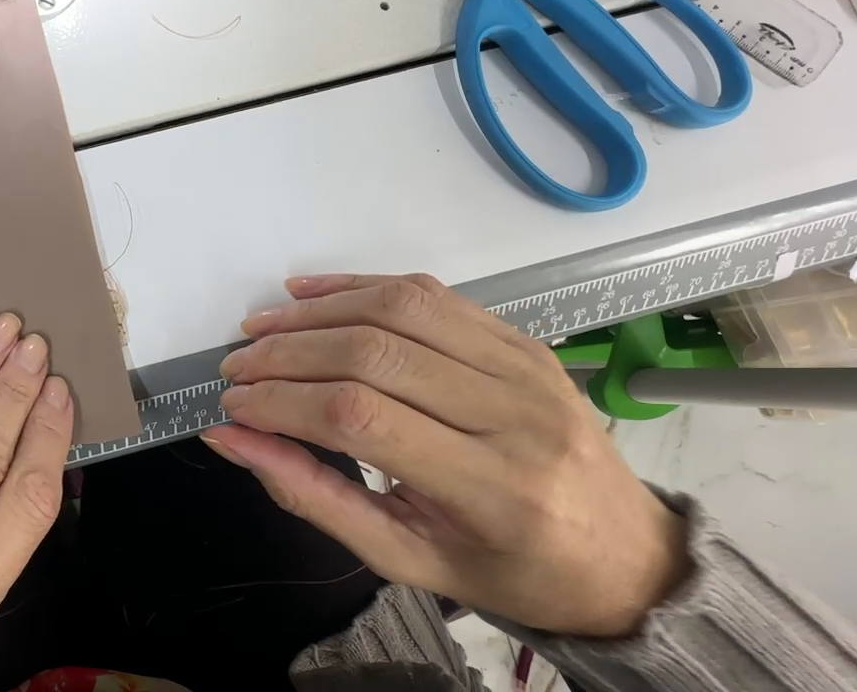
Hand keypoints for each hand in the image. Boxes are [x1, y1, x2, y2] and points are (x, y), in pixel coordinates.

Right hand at [202, 273, 688, 636]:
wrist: (627, 558)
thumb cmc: (508, 570)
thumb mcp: (404, 558)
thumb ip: (311, 495)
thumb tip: (229, 438)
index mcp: (496, 490)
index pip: (361, 419)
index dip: (281, 403)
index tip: (232, 405)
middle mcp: (517, 416)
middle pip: (372, 355)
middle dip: (285, 355)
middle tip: (236, 367)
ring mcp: (524, 367)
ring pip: (396, 310)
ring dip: (312, 313)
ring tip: (260, 328)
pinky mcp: (520, 339)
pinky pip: (425, 293)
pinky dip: (354, 286)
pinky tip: (306, 294)